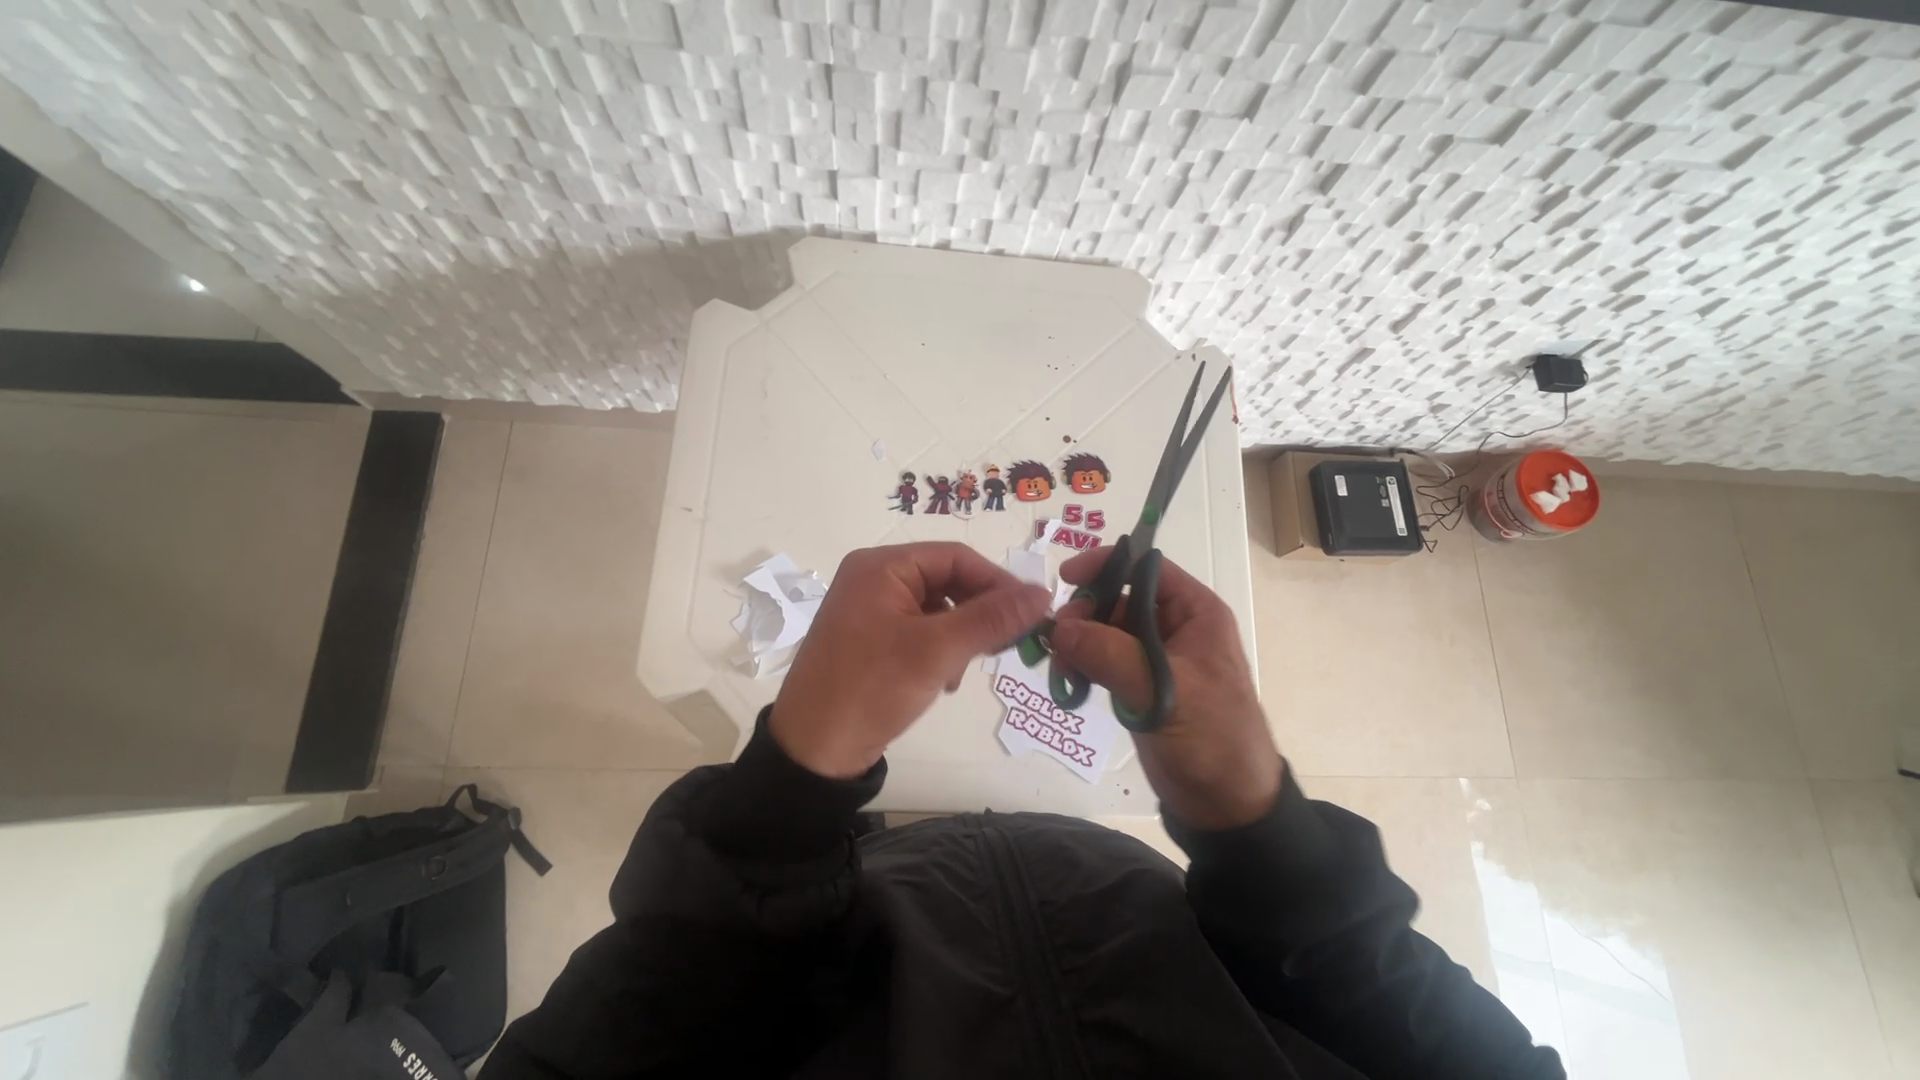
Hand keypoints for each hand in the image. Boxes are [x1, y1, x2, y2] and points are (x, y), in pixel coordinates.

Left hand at [772, 543, 1051, 778]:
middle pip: (947, 581)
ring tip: (967, 668)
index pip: (955, 557)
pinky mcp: (871, 642)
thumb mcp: (937, 650)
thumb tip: (1044, 593)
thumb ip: (992, 618)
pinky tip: (946, 680)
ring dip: (961, 636)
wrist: (813, 752)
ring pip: (937, 609)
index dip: (997, 582)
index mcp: (881, 567)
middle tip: (1007, 644)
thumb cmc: (872, 688)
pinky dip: (941, 651)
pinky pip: (920, 632)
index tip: (1032, 613)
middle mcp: (873, 580)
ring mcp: (870, 612)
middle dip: (978, 613)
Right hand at [1047, 548, 1280, 828]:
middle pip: (1118, 599)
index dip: (1108, 565)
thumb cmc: (1212, 737)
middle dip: (1086, 612)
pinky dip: (1082, 664)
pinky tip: (1069, 679)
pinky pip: (1102, 660)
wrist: (1226, 803)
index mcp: (1195, 614)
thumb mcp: (1164, 690)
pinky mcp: (1138, 686)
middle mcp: (1174, 628)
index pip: (1147, 569)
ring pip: (1105, 630)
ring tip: (1061, 664)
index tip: (1067, 578)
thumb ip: (1110, 654)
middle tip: (1058, 638)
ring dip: (1079, 641)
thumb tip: (1058, 628)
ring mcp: (1154, 658)